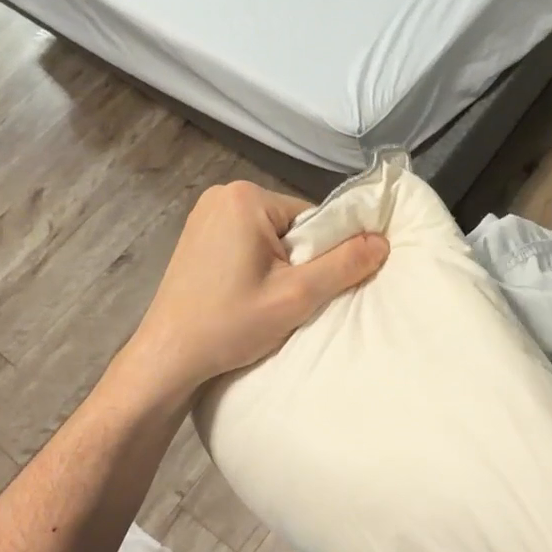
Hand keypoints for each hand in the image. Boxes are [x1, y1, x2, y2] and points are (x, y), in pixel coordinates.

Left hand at [126, 180, 388, 393]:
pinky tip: (245, 295)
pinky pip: (248, 241)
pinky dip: (256, 265)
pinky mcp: (197, 234)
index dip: (322, 253)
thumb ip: (344, 264)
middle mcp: (224, 194)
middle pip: (292, 224)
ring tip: (264, 300)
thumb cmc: (229, 324)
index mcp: (247, 197)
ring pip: (272, 235)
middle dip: (298, 259)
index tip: (310, 287)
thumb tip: (383, 241)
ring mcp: (206, 213)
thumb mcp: (297, 296)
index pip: (313, 217)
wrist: (167, 357)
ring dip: (278, 265)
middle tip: (286, 298)